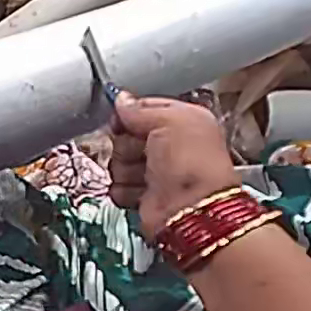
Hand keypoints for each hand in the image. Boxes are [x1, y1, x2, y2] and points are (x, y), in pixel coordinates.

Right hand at [108, 93, 241, 232]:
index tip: (120, 121)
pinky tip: (142, 191)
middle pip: (125, 137)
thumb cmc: (192, 164)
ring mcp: (156, 172)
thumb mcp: (169, 121)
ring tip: (146, 176)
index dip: (128, 115)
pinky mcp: (144, 196)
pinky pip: (117, 187)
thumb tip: (122, 101)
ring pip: (118, 163)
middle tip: (143, 152)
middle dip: (127, 145)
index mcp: (182, 122)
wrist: (191, 210)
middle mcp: (170, 147)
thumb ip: (141, 109)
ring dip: (126, 170)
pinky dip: (125, 190)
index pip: (143, 109)